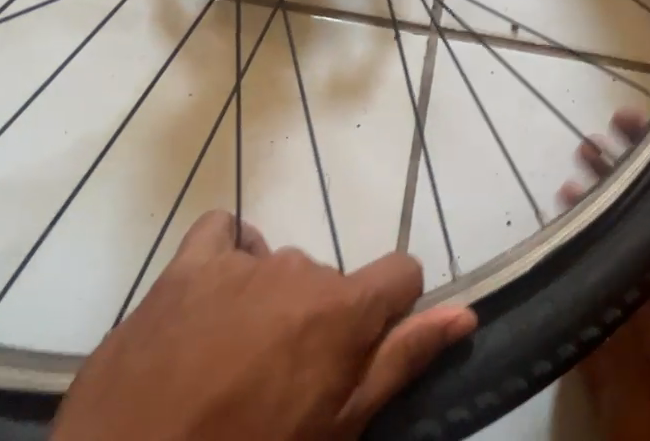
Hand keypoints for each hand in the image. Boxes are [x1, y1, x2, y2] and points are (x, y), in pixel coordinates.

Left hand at [51, 210, 475, 440]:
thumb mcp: (339, 426)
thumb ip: (402, 359)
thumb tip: (465, 312)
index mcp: (344, 309)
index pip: (402, 272)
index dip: (392, 308)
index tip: (362, 348)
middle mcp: (301, 269)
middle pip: (333, 278)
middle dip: (320, 317)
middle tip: (281, 376)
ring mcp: (240, 264)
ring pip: (280, 262)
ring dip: (273, 296)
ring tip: (236, 352)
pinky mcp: (184, 268)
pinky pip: (221, 230)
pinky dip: (229, 252)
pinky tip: (215, 294)